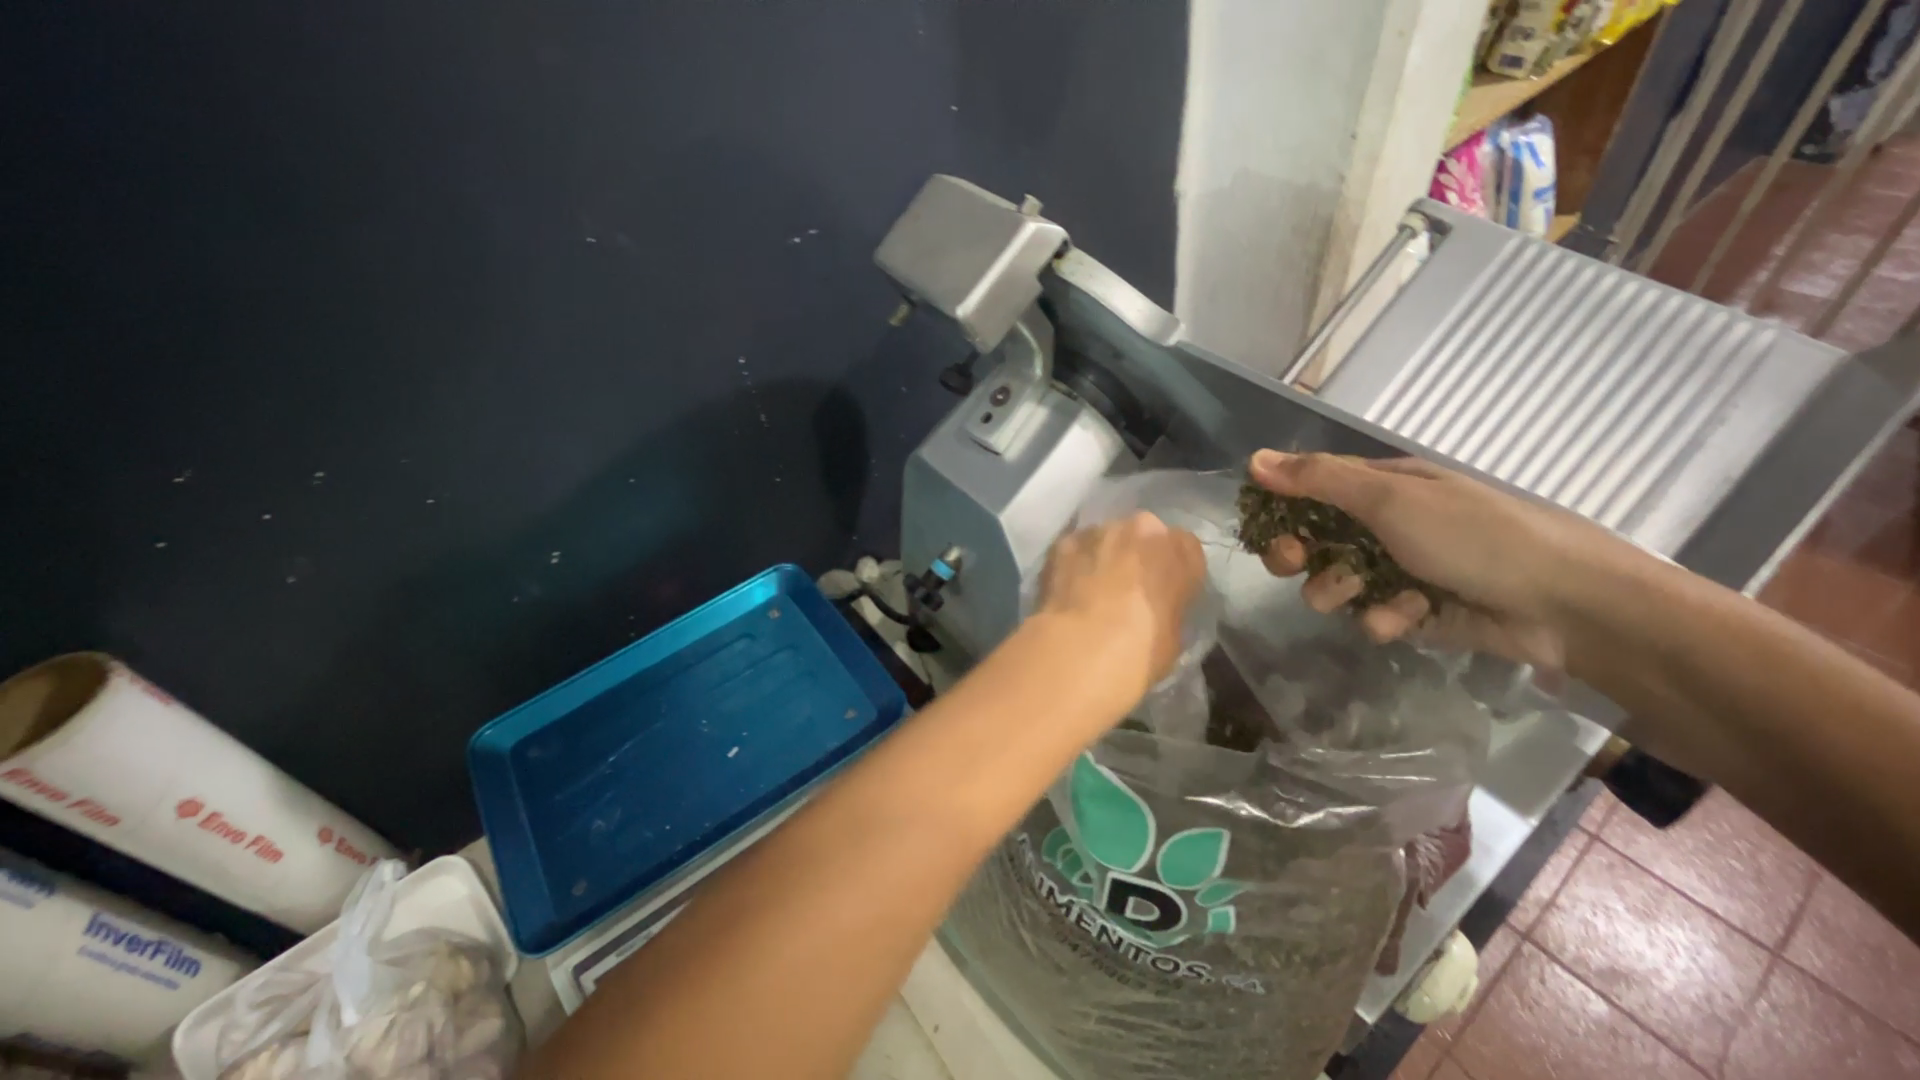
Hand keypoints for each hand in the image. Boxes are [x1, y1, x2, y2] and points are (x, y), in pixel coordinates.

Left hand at [1032, 511, 1206, 702]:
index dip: (1174, 570)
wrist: (1083, 648)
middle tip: (1127, 588)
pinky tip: (1067, 590)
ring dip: (1103, 557)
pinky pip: (1074, 550)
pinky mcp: (1064, 543)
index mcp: (1180, 551)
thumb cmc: (1142, 649)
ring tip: (1092, 591)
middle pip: (1143, 535)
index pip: (1186, 549)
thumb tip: (1157, 609)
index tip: (1165, 590)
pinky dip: (1073, 564)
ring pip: (1105, 538)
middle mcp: (1142, 529)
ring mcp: (1099, 531)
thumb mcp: (1175, 636)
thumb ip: (1170, 608)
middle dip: (1137, 556)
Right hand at [1247, 449, 1632, 668]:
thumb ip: (1318, 480)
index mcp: (1379, 487)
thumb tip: (1254, 459)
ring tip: (1366, 594)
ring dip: (1341, 591)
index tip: (1264, 527)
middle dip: (1297, 556)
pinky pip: (1371, 618)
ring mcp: (1396, 572)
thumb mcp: (1391, 498)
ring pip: (1333, 585)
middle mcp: (1383, 526)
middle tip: (1296, 563)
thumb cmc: (1473, 535)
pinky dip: (1386, 618)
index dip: (1280, 508)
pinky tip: (1413, 616)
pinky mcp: (1412, 615)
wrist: (1560, 601)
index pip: (1308, 490)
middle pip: (1311, 542)